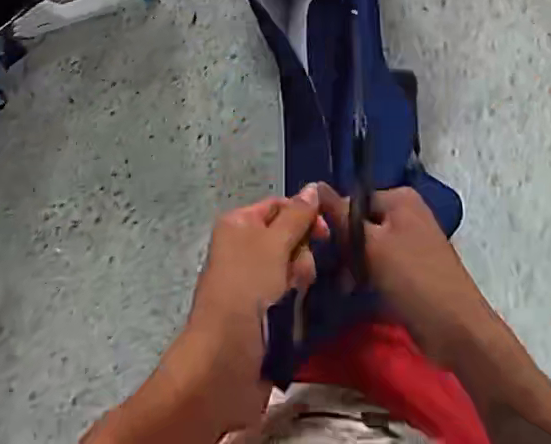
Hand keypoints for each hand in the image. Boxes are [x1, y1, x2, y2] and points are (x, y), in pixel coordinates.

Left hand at [170, 186, 329, 431]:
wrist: (224, 362)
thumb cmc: (246, 290)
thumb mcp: (273, 244)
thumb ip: (297, 216)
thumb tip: (313, 187)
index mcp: (239, 224)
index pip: (280, 206)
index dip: (304, 215)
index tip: (325, 232)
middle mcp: (244, 249)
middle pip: (291, 239)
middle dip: (301, 256)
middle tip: (295, 275)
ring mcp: (253, 283)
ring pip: (295, 270)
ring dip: (299, 283)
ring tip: (290, 301)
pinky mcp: (264, 313)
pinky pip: (291, 297)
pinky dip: (295, 305)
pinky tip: (292, 318)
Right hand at [319, 185, 500, 370]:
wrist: (457, 331)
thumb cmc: (413, 279)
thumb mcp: (371, 245)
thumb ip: (341, 216)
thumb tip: (314, 185)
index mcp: (400, 198)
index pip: (352, 199)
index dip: (334, 221)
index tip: (318, 244)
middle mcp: (406, 213)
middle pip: (360, 222)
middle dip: (344, 246)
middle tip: (328, 269)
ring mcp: (410, 241)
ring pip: (368, 245)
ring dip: (353, 265)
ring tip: (341, 285)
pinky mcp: (411, 268)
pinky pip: (380, 263)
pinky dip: (367, 276)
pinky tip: (354, 291)